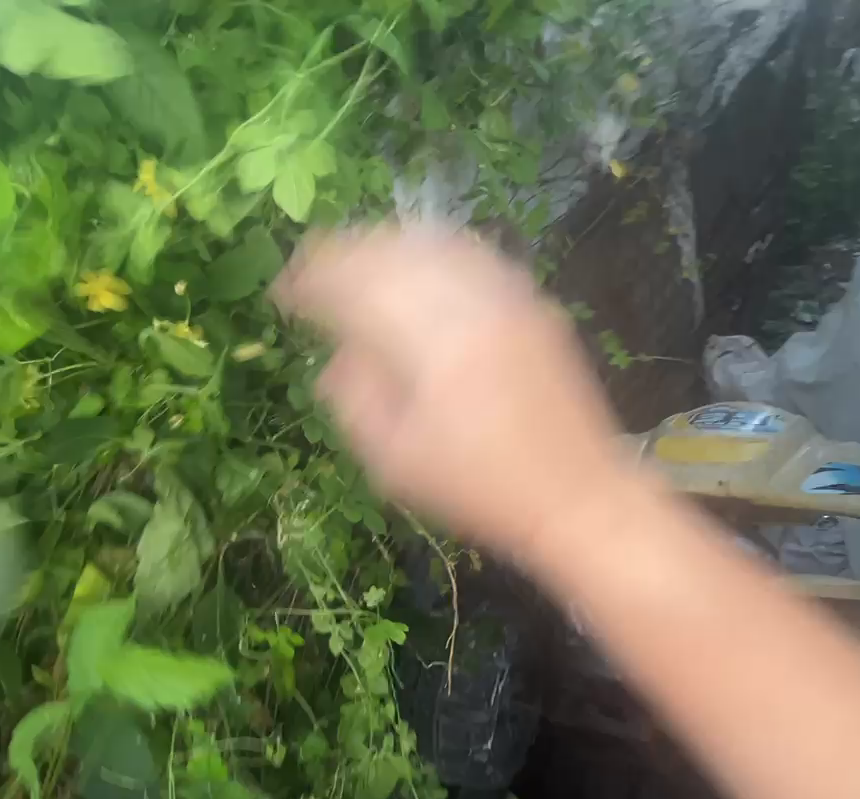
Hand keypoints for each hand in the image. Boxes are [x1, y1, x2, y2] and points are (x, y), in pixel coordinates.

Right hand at [273, 225, 628, 558]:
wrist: (575, 495)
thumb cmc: (477, 490)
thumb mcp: (395, 462)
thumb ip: (355, 401)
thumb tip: (335, 358)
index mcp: (430, 343)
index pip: (354, 286)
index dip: (310, 281)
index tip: (283, 293)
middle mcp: (470, 303)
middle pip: (390, 250)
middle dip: (340, 254)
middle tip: (308, 271)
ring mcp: (507, 296)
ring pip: (431, 242)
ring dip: (382, 244)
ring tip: (352, 261)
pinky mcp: (531, 302)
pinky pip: (470, 255)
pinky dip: (429, 251)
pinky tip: (413, 266)